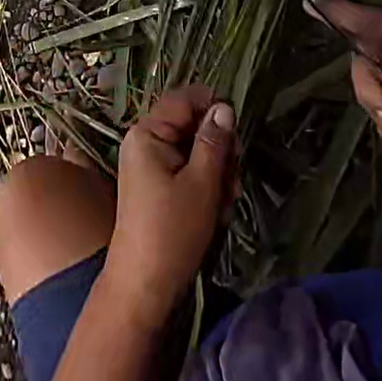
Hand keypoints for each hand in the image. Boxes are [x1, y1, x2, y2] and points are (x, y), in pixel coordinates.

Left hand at [101, 85, 235, 324]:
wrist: (145, 280)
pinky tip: (215, 211)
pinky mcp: (156, 184)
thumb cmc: (173, 229)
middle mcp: (143, 141)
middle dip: (218, 151)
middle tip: (230, 181)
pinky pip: (186, 172)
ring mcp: (149, 163)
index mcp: (146, 133)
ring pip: (193, 152)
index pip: (182, 100)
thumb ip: (214, 142)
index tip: (237, 130)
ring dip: (215, 173)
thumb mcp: (201, 183)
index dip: (212, 107)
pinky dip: (205, 187)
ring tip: (222, 203)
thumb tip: (224, 107)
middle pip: (190, 126)